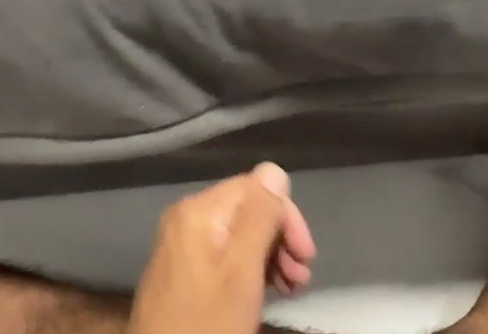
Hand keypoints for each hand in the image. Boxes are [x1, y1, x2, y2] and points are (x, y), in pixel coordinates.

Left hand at [126, 163, 316, 333]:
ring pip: (238, 233)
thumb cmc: (207, 323)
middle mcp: (186, 217)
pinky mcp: (181, 269)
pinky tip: (266, 290)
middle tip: (301, 278)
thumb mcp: (242, 271)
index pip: (256, 187)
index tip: (307, 256)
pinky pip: (223, 253)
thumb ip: (260, 216)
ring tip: (290, 288)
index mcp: (199, 210)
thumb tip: (275, 169)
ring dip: (270, 255)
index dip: (287, 216)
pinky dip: (249, 267)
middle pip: (247, 209)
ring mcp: (180, 243)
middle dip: (280, 238)